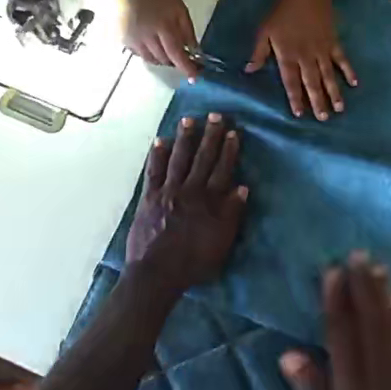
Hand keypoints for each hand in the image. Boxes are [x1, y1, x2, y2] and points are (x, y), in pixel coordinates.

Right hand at [111, 0, 200, 79]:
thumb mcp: (178, 7)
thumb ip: (187, 29)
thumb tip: (194, 50)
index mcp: (163, 28)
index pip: (177, 55)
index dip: (186, 68)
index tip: (194, 77)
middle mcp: (146, 38)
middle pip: (164, 60)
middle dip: (175, 61)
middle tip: (181, 58)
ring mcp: (132, 40)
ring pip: (150, 60)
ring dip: (161, 59)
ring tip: (165, 49)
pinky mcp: (121, 40)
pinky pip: (138, 54)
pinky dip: (147, 53)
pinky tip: (150, 43)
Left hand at [125, 114, 247, 292]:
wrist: (157, 274)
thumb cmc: (194, 263)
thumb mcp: (222, 242)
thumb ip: (232, 214)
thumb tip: (242, 188)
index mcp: (210, 201)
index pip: (222, 169)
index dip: (228, 150)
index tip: (233, 132)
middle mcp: (190, 190)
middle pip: (202, 158)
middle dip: (210, 136)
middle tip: (216, 115)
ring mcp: (167, 192)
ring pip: (179, 159)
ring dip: (185, 138)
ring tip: (189, 120)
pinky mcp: (148, 198)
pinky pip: (153, 171)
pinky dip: (157, 155)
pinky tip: (160, 141)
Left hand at [246, 0, 357, 119]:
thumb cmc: (282, 12)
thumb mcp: (264, 31)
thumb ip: (259, 52)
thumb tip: (249, 70)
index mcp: (288, 56)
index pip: (291, 82)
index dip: (295, 98)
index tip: (299, 113)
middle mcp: (306, 57)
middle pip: (312, 83)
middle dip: (317, 102)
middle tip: (323, 119)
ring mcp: (322, 51)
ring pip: (328, 76)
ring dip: (334, 93)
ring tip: (339, 109)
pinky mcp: (333, 42)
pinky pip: (342, 60)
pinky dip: (348, 71)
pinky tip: (354, 83)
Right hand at [281, 254, 390, 389]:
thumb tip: (290, 353)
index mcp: (351, 385)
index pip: (342, 334)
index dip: (336, 301)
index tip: (332, 270)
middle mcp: (376, 371)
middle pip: (368, 320)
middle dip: (362, 286)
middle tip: (357, 254)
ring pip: (387, 324)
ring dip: (380, 293)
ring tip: (375, 265)